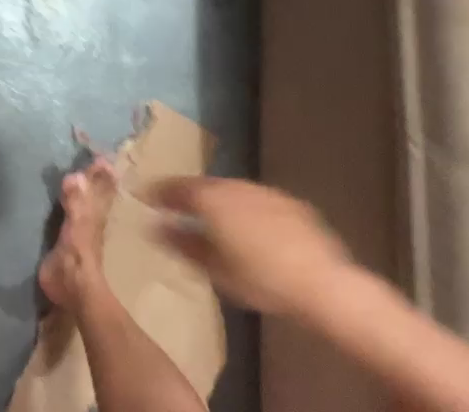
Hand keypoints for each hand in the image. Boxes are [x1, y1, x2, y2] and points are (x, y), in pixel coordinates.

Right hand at [37, 157, 117, 311]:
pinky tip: (72, 200)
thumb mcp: (75, 231)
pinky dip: (76, 204)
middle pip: (97, 195)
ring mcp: (82, 230)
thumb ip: (76, 205)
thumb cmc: (75, 262)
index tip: (100, 154)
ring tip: (89, 172)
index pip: (97, 188)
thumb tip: (77, 175)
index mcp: (91, 214)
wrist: (74, 293)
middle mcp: (90, 219)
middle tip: (98, 158)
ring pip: (89, 204)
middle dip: (97, 178)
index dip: (99, 172)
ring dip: (89, 189)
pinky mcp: (71, 240)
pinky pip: (76, 215)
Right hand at [152, 177, 352, 319]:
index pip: (175, 187)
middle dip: (189, 194)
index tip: (146, 197)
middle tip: (177, 207)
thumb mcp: (213, 268)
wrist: (323, 284)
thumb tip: (154, 227)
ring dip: (218, 200)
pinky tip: (250, 227)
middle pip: (204, 185)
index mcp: (210, 198)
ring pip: (232, 190)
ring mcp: (264, 191)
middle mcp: (234, 186)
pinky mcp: (289, 202)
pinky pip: (256, 200)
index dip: (159, 192)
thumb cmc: (260, 279)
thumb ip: (181, 244)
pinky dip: (245, 208)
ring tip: (212, 218)